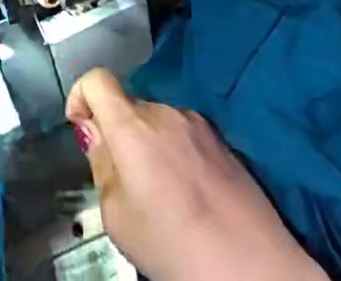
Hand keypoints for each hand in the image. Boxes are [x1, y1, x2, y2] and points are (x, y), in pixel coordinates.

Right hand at [67, 68, 327, 280]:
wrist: (260, 275)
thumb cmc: (178, 247)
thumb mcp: (117, 215)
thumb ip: (99, 165)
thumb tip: (95, 136)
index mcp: (132, 125)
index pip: (95, 80)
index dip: (80, 97)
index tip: (82, 129)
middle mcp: (165, 114)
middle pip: (126, 105)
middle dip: (117, 132)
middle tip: (124, 177)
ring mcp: (200, 127)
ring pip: (157, 122)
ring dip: (149, 143)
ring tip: (161, 192)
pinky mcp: (226, 146)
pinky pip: (186, 136)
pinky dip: (177, 154)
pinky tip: (189, 195)